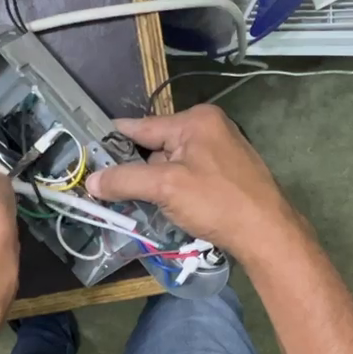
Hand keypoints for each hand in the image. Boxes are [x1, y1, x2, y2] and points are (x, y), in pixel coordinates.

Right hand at [85, 105, 296, 261]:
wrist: (266, 233)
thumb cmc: (216, 202)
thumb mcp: (165, 188)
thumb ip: (125, 180)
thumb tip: (90, 181)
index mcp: (195, 120)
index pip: (140, 127)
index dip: (112, 142)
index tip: (86, 154)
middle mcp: (207, 128)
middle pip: (153, 146)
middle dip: (134, 169)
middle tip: (107, 190)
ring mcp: (218, 150)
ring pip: (167, 164)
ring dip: (151, 184)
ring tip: (132, 204)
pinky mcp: (223, 173)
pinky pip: (184, 175)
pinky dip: (169, 189)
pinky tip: (161, 208)